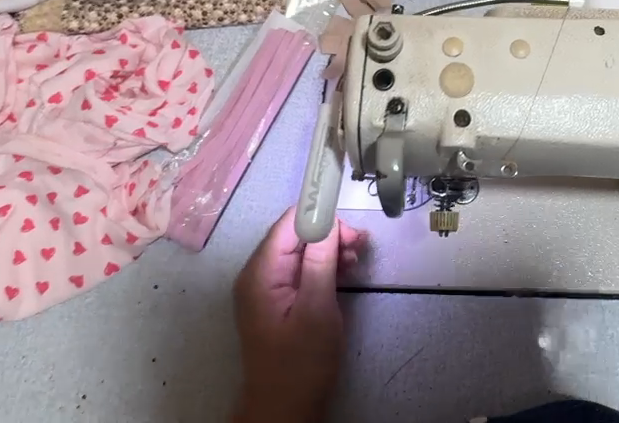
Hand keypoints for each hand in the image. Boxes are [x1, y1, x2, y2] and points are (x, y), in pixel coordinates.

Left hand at [230, 208, 367, 422]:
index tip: (351, 224)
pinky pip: (302, 268)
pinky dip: (324, 266)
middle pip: (296, 234)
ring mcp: (268, 287)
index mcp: (260, 272)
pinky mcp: (280, 298)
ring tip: (357, 259)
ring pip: (303, 250)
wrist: (285, 411)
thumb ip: (321, 261)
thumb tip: (328, 220)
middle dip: (330, 233)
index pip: (289, 222)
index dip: (320, 214)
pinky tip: (345, 271)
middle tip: (360, 245)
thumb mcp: (317, 309)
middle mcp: (259, 273)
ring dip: (331, 249)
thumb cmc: (300, 363)